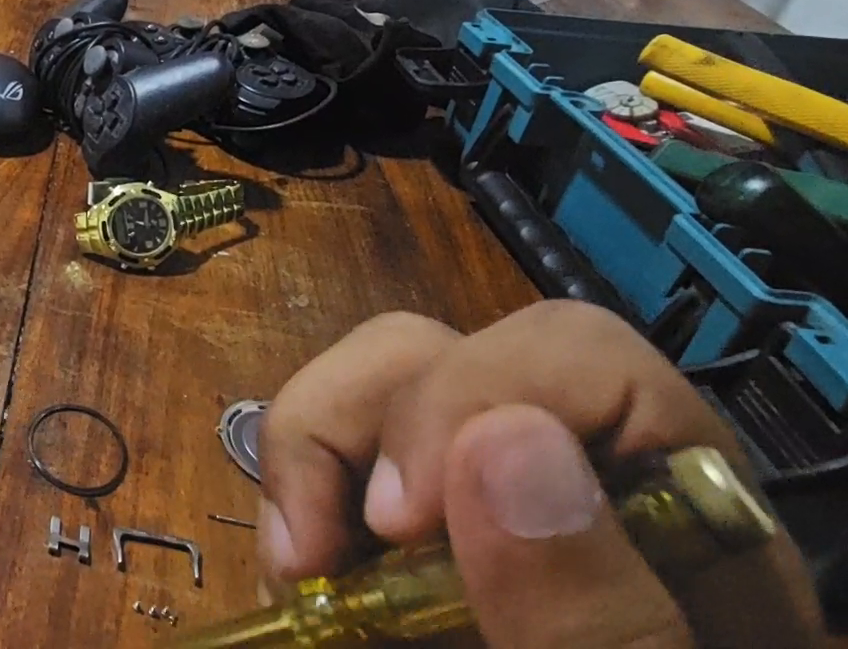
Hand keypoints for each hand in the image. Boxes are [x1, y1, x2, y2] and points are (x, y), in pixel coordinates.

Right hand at [258, 301, 825, 647]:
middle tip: (316, 550)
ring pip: (367, 380)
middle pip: (439, 348)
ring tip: (297, 570)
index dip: (474, 399)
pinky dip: (291, 493)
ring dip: (305, 456)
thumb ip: (599, 623)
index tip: (397, 526)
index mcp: (678, 518)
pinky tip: (298, 574)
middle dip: (350, 422)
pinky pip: (327, 449)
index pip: (581, 360)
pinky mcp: (397, 518)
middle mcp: (568, 476)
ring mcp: (470, 494)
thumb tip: (505, 442)